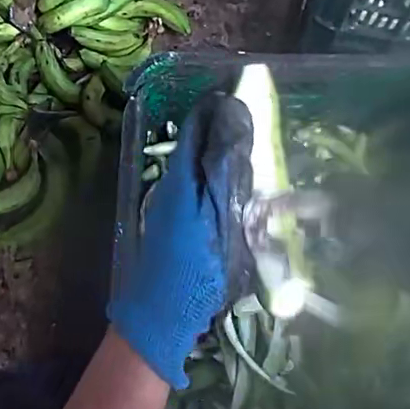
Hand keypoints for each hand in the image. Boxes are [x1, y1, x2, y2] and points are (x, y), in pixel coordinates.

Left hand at [109, 92, 252, 388]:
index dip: (213, 111)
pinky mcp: (171, 224)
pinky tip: (231, 190)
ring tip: (247, 150)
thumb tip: (230, 133)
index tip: (236, 94)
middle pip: (194, 148)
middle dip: (218, 130)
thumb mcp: (216, 222)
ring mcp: (168, 206)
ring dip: (216, 156)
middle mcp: (170, 186)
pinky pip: (194, 190)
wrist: (160, 315)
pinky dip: (212, 180)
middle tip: (250, 120)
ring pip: (195, 169)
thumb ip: (222, 177)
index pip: (194, 132)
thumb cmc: (192, 270)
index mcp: (180, 181)